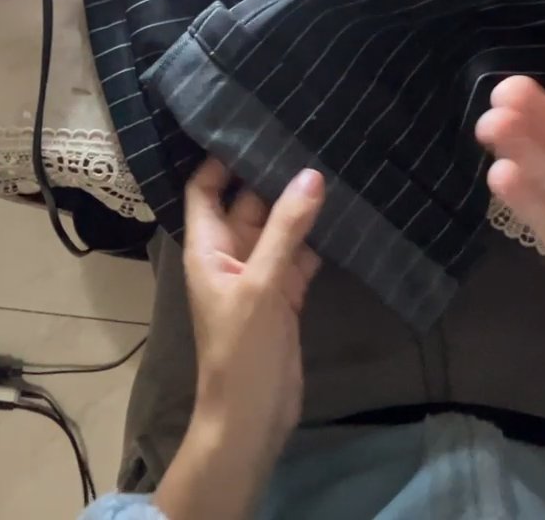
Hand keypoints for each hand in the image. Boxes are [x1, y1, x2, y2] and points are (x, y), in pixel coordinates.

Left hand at [154, 159, 323, 519]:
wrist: (252, 420)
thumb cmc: (241, 351)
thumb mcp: (262, 285)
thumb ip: (285, 229)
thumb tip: (311, 174)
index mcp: (207, 247)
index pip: (204, 189)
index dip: (219, 159)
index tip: (249, 124)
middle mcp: (230, 253)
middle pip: (246, 201)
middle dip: (271, 174)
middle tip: (304, 134)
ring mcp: (258, 273)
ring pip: (277, 226)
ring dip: (297, 203)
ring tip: (328, 160)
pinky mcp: (284, 292)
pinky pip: (298, 251)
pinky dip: (314, 234)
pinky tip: (340, 210)